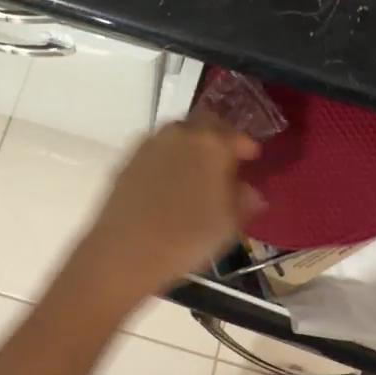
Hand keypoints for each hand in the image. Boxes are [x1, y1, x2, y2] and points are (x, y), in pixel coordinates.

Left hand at [73, 121, 265, 300]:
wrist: (124, 250)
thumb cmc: (185, 239)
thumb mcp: (227, 226)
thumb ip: (243, 201)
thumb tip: (251, 192)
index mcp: (212, 143)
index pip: (235, 134)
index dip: (245, 145)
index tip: (251, 156)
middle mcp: (181, 133)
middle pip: (205, 124)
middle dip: (217, 137)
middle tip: (224, 158)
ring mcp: (151, 142)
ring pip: (178, 133)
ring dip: (191, 144)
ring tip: (196, 170)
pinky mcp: (129, 156)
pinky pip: (156, 148)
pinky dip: (167, 156)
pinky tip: (168, 180)